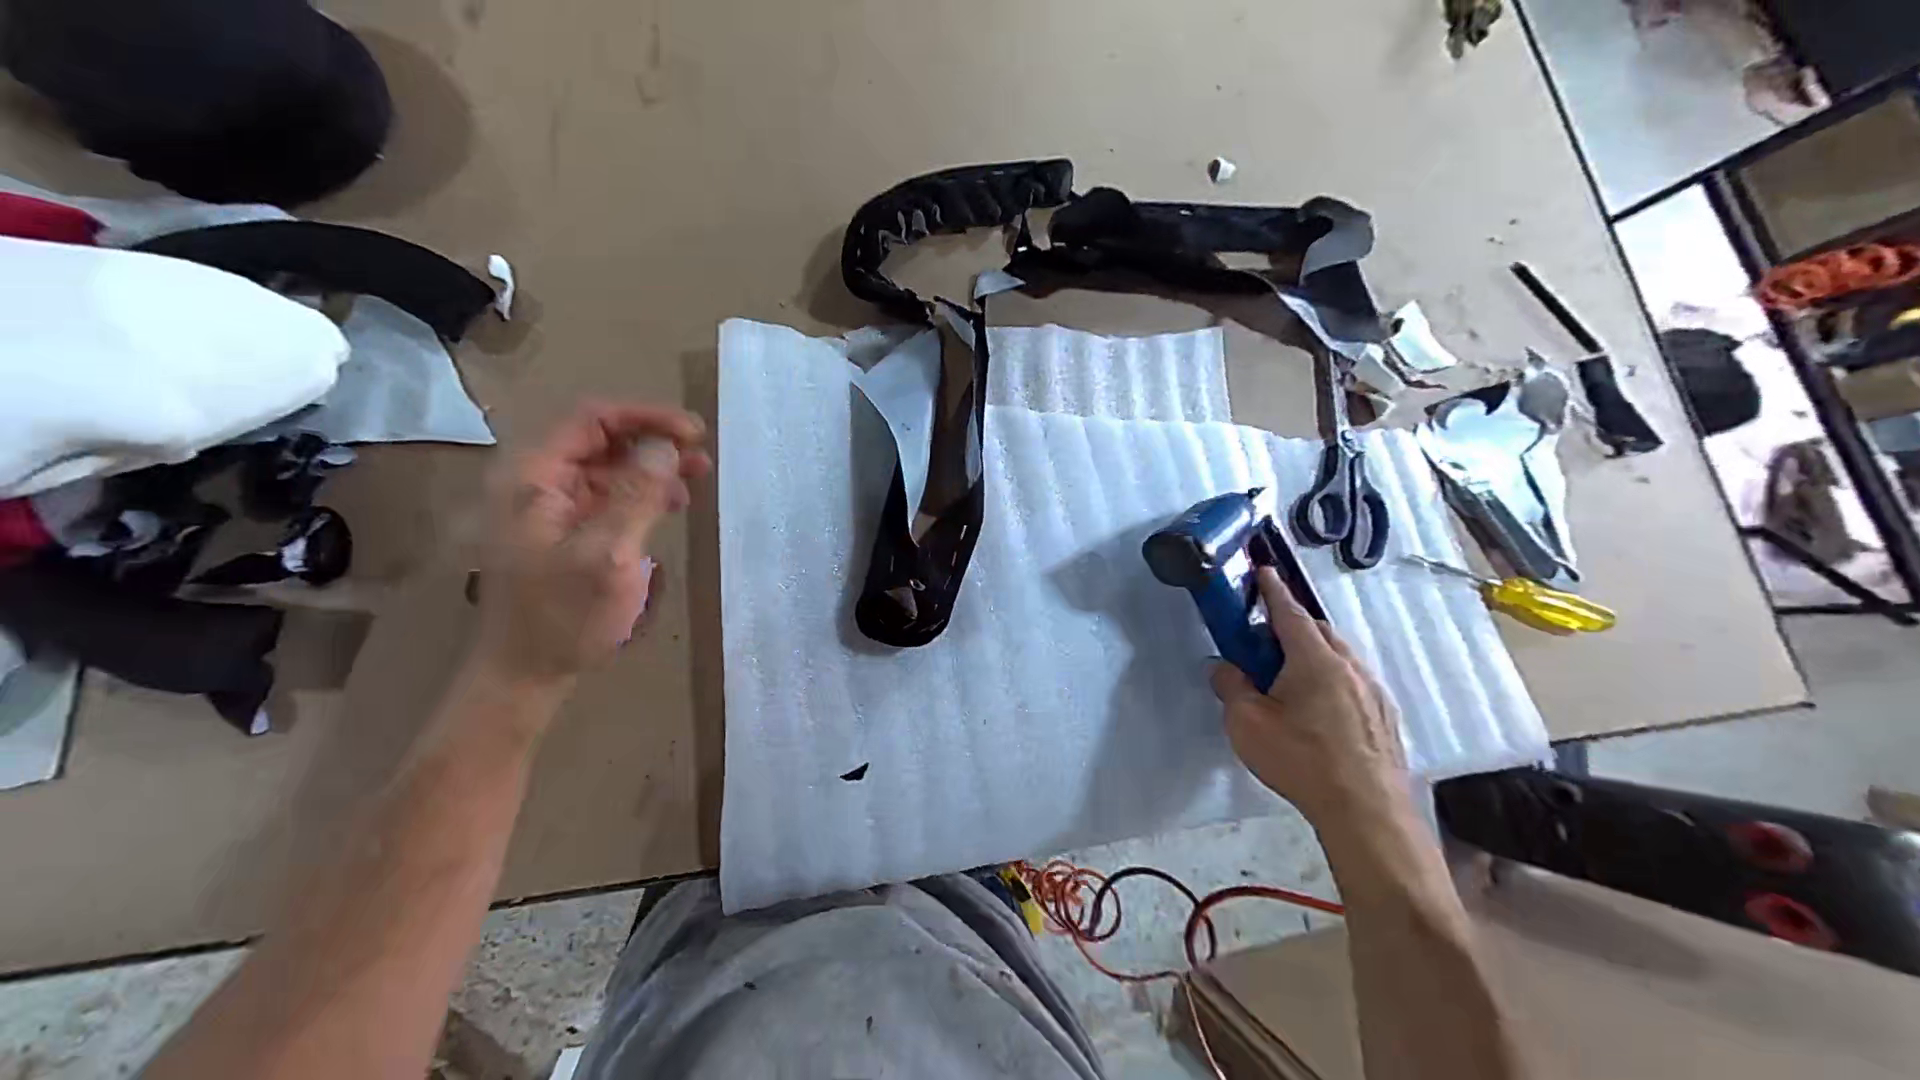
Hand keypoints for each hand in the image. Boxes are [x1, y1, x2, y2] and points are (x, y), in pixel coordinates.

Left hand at [471, 401, 711, 689]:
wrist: (525, 673)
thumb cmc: (563, 616)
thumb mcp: (607, 554)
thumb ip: (636, 496)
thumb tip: (667, 447)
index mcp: (533, 478)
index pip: (591, 419)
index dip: (645, 417)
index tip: (693, 432)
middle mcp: (537, 483)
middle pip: (600, 438)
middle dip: (654, 441)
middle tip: (701, 456)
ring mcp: (551, 508)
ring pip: (608, 466)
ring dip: (653, 466)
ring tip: (697, 476)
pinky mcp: (566, 531)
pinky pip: (608, 495)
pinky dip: (642, 492)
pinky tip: (671, 504)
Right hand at [1210, 567, 1410, 836]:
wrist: (1366, 811)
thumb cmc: (1301, 759)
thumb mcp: (1247, 722)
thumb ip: (1231, 687)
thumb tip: (1224, 667)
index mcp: (1314, 659)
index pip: (1289, 612)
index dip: (1272, 590)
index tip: (1264, 570)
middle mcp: (1349, 667)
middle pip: (1318, 632)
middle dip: (1291, 626)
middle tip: (1263, 643)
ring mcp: (1372, 692)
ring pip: (1338, 658)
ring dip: (1311, 656)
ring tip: (1287, 681)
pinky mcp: (1384, 718)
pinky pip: (1351, 683)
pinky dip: (1330, 680)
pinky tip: (1316, 711)